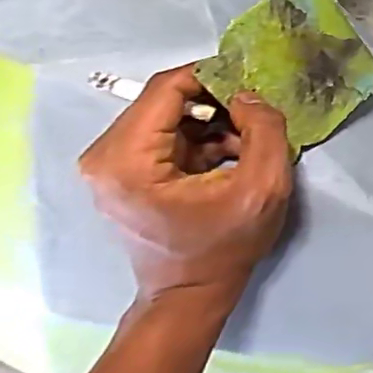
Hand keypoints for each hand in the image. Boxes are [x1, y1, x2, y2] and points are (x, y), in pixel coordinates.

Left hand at [79, 66, 292, 298]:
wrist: (191, 296)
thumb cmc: (224, 247)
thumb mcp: (263, 188)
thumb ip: (265, 130)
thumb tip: (248, 95)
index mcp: (127, 158)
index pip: (169, 86)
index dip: (215, 77)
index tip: (253, 88)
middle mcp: (106, 154)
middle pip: (166, 98)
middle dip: (216, 100)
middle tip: (254, 116)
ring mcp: (112, 163)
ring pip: (169, 113)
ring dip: (212, 118)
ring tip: (247, 142)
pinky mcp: (126, 170)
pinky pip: (167, 132)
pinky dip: (202, 135)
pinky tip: (231, 154)